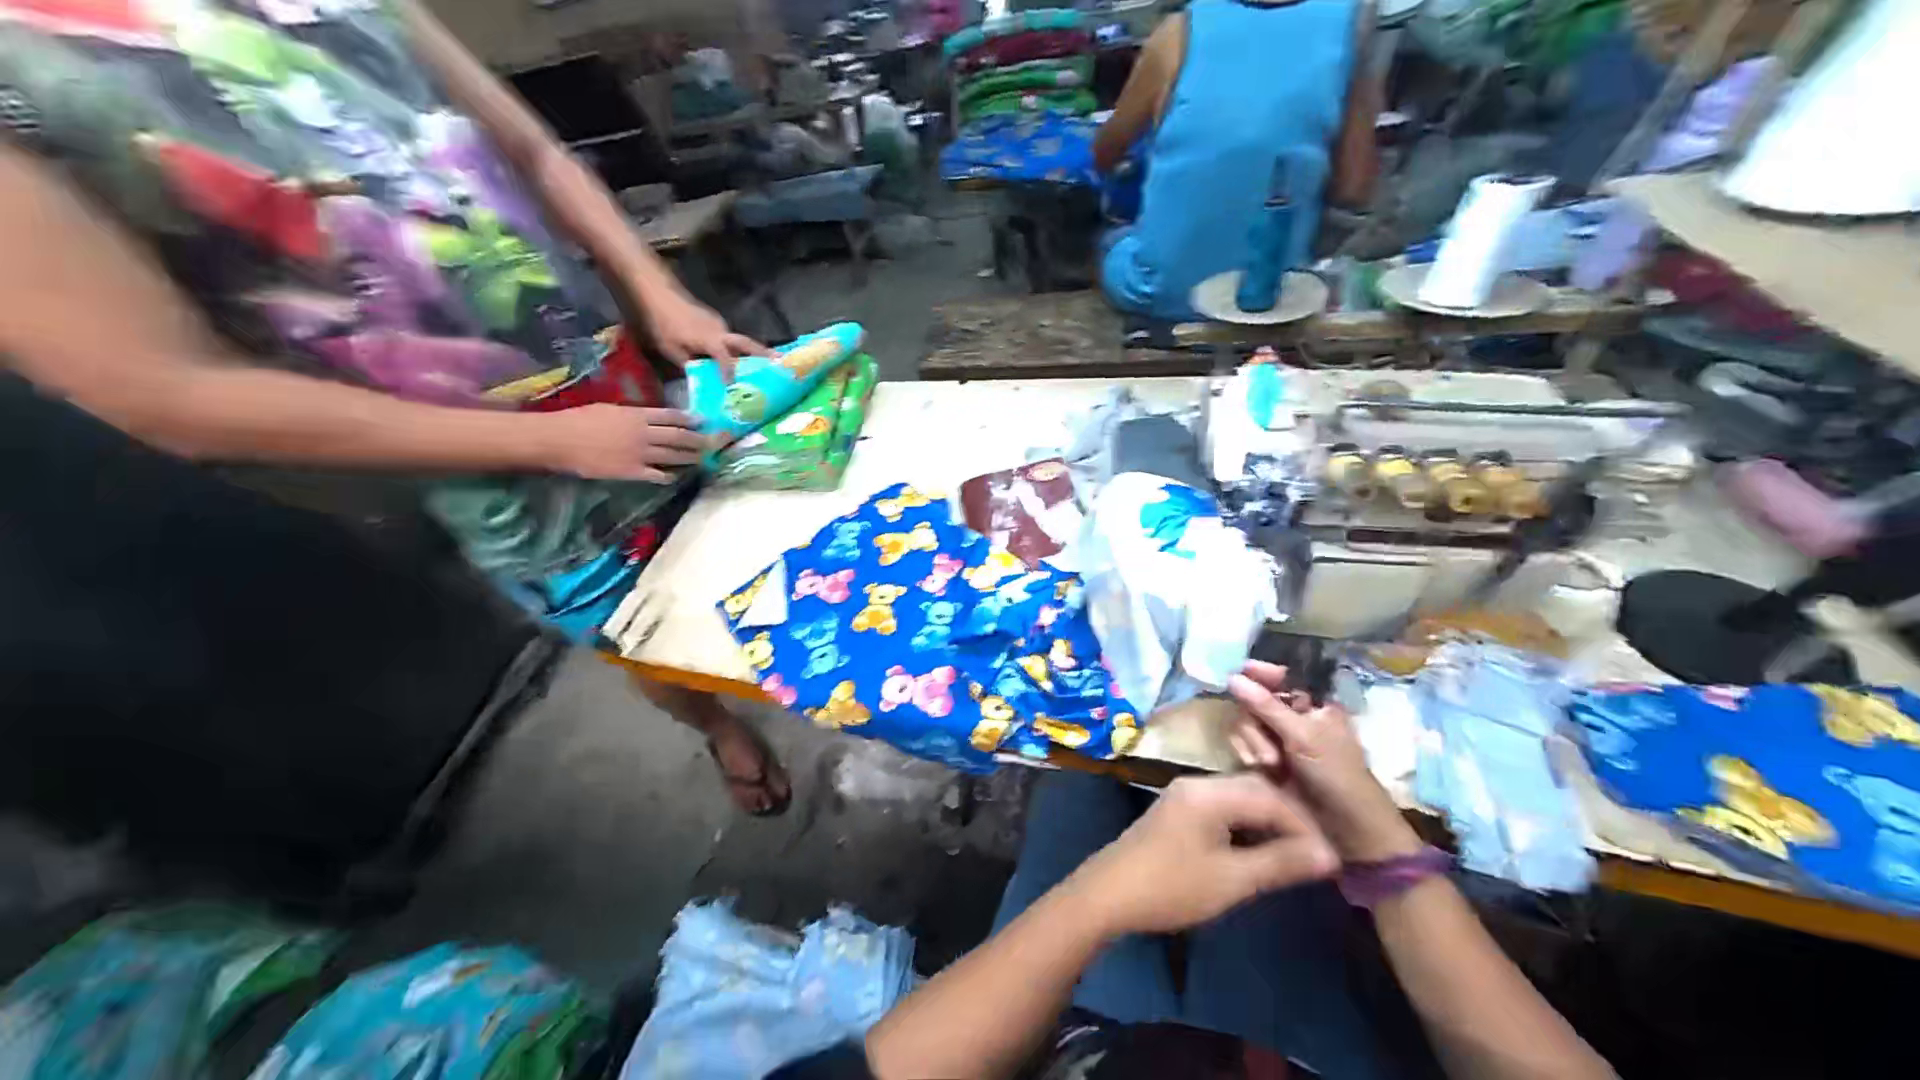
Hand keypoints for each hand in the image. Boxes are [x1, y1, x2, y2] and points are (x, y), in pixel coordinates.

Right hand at [536, 404, 709, 482]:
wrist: (559, 440)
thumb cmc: (579, 420)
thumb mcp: (609, 408)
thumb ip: (633, 413)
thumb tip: (650, 417)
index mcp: (637, 414)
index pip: (672, 416)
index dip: (690, 419)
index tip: (703, 422)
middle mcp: (644, 433)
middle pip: (680, 436)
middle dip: (699, 440)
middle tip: (714, 442)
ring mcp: (640, 454)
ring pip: (674, 456)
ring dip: (691, 457)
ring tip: (703, 458)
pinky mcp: (632, 472)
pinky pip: (658, 475)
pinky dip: (671, 475)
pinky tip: (678, 475)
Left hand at [643, 291, 766, 377]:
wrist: (659, 293)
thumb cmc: (663, 323)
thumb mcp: (670, 349)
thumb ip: (688, 364)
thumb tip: (701, 378)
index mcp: (709, 339)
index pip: (725, 357)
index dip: (730, 371)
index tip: (732, 385)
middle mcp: (720, 331)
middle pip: (746, 343)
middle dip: (763, 354)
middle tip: (780, 362)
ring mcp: (719, 324)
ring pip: (739, 340)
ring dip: (753, 351)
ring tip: (767, 364)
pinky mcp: (715, 322)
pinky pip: (731, 338)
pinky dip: (738, 348)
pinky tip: (739, 357)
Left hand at [1064, 774, 1337, 937]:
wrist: (1108, 894)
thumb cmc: (1171, 887)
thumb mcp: (1231, 880)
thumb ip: (1280, 863)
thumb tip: (1329, 855)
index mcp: (1209, 792)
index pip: (1271, 796)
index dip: (1305, 826)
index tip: (1330, 858)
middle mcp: (1197, 783)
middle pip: (1255, 791)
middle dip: (1289, 821)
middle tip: (1317, 857)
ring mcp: (1185, 795)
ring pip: (1239, 799)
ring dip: (1268, 823)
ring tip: (1295, 856)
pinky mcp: (1178, 811)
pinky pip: (1222, 808)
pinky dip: (1246, 826)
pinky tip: (1259, 851)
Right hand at [1228, 662, 1422, 862]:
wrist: (1342, 829)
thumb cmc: (1336, 775)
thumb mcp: (1303, 736)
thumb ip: (1266, 705)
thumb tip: (1233, 677)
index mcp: (1314, 705)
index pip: (1284, 677)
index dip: (1263, 673)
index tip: (1242, 670)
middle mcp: (1293, 718)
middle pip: (1255, 699)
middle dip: (1256, 720)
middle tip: (1267, 741)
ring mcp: (1277, 740)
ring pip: (1245, 722)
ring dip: (1253, 742)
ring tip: (1270, 764)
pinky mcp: (1264, 761)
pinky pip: (1241, 744)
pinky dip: (1247, 754)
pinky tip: (1260, 769)